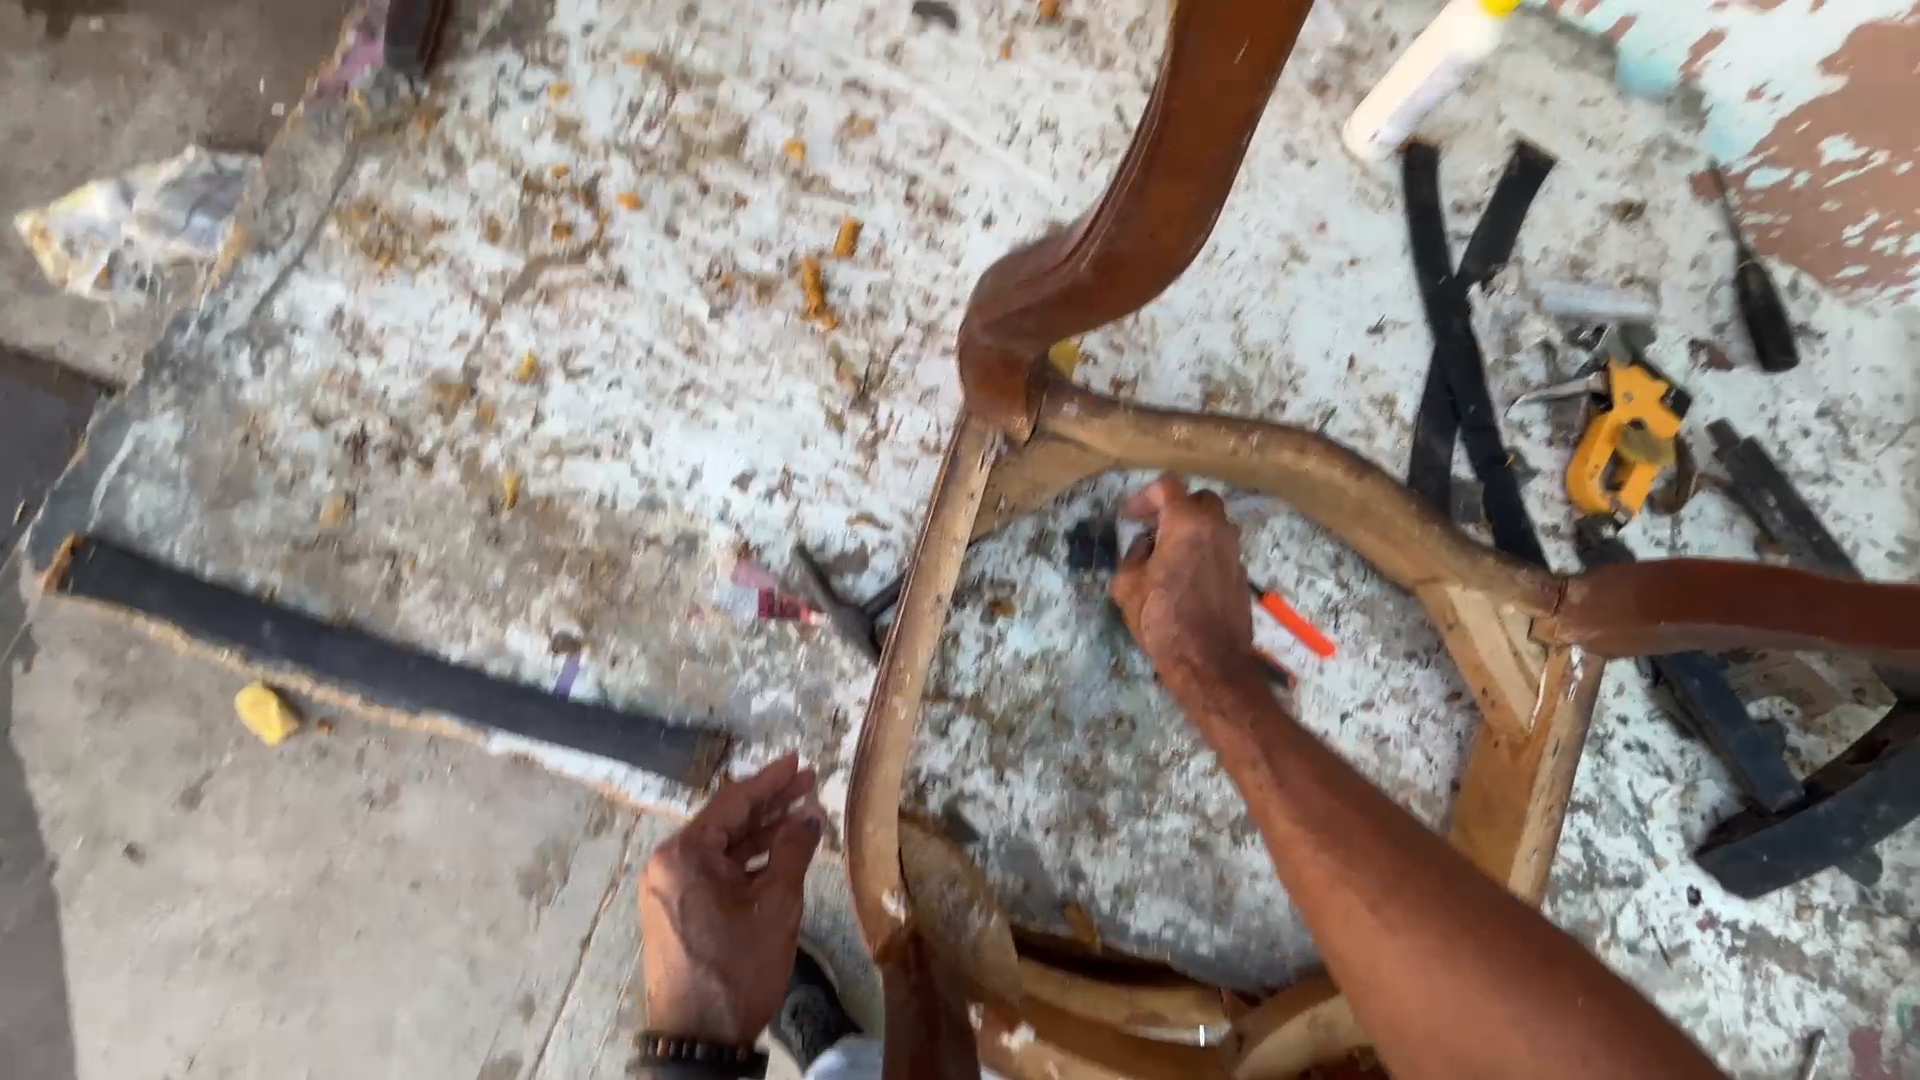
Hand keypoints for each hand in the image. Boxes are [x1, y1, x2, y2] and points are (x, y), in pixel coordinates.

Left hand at [640, 753, 825, 1043]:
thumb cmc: (737, 966)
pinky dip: (749, 859)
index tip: (798, 761)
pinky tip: (781, 851)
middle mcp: (670, 864)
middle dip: (771, 803)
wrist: (699, 1040)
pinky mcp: (679, 910)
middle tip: (808, 782)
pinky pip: (717, 870)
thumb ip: (794, 849)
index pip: (734, 801)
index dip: (771, 781)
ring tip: (803, 813)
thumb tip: (811, 813)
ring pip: (724, 846)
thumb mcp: (776, 903)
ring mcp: (671, 888)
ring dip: (764, 831)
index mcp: (683, 854)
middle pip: (728, 821)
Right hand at [1109, 474, 1259, 700]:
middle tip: (1153, 527)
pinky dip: (1203, 550)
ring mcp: (1234, 552)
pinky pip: (1220, 549)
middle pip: (1199, 500)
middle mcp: (1217, 529)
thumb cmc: (1161, 619)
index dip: (1144, 495)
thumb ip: (1133, 556)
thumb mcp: (1127, 585)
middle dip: (1174, 507)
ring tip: (1168, 552)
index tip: (1130, 516)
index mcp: (1187, 524)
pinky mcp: (1241, 574)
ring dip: (1191, 529)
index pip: (1168, 486)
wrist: (1208, 660)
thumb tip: (1145, 547)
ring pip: (1214, 524)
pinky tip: (1185, 576)